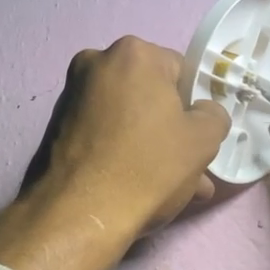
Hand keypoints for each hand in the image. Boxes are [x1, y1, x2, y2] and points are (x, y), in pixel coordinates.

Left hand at [0, 37, 227, 269]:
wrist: (79, 215)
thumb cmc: (147, 168)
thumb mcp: (202, 141)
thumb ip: (213, 116)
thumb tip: (204, 112)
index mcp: (132, 54)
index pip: (181, 71)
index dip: (195, 106)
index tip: (199, 138)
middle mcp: (95, 64)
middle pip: (151, 95)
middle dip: (172, 130)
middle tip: (191, 168)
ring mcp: (71, 96)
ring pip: (128, 118)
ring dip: (151, 145)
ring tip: (173, 188)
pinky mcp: (56, 128)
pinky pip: (104, 134)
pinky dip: (122, 152)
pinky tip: (140, 187)